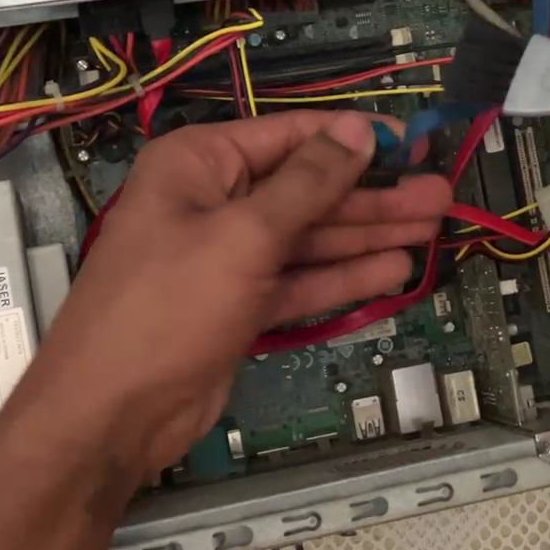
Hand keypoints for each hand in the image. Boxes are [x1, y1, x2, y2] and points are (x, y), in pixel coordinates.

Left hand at [20, 111, 452, 476]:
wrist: (110, 418)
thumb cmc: (168, 307)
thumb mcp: (244, 235)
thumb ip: (309, 182)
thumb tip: (358, 131)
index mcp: (200, 164)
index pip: (291, 135)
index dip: (354, 139)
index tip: (412, 145)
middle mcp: (215, 202)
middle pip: (308, 190)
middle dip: (373, 195)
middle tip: (438, 195)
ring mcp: (230, 256)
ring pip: (311, 237)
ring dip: (368, 235)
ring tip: (430, 228)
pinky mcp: (242, 303)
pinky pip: (301, 279)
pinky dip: (343, 277)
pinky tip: (393, 271)